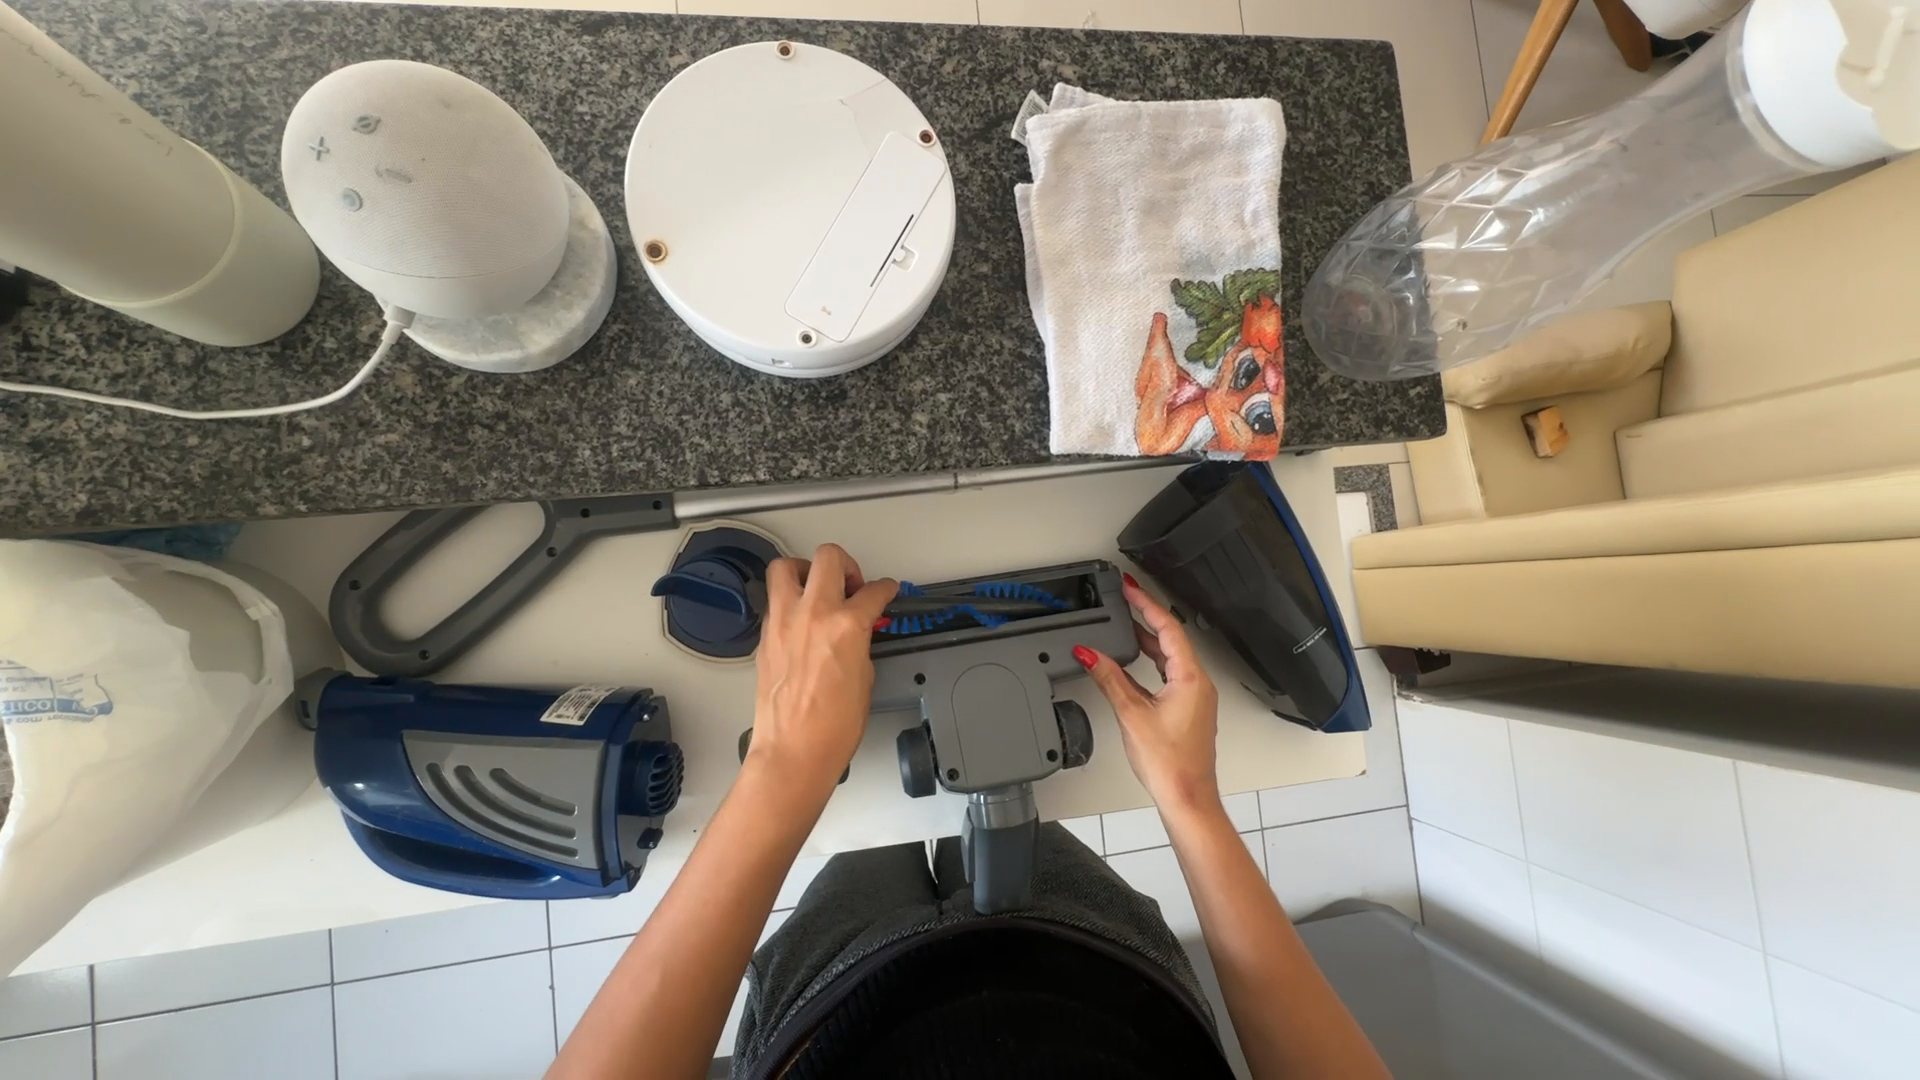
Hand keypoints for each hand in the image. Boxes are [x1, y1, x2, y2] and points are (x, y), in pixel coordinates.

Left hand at [746, 544, 896, 797]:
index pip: (873, 591)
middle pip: (828, 557)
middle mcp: (812, 614)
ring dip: (806, 570)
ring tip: (818, 588)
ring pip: (786, 566)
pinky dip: (790, 601)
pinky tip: (802, 620)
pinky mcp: (765, 637)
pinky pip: (775, 601)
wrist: (794, 751)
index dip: (885, 589)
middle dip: (846, 564)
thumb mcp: (865, 677)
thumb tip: (856, 631)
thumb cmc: (832, 727)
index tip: (886, 590)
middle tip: (852, 584)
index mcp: (845, 625)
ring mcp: (783, 622)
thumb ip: (860, 642)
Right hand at [1075, 575, 1222, 818]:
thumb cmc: (1170, 763)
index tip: (1130, 588)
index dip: (1147, 604)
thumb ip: (1109, 678)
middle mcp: (1198, 684)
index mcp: (1191, 678)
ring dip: (1146, 640)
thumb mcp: (1132, 713)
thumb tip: (1089, 654)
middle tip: (1124, 599)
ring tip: (1123, 625)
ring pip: (1170, 657)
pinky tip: (1131, 663)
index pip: (1168, 627)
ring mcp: (1194, 697)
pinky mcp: (1188, 709)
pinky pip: (1169, 674)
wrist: (1187, 797)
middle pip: (1171, 639)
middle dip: (1145, 618)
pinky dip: (1149, 662)